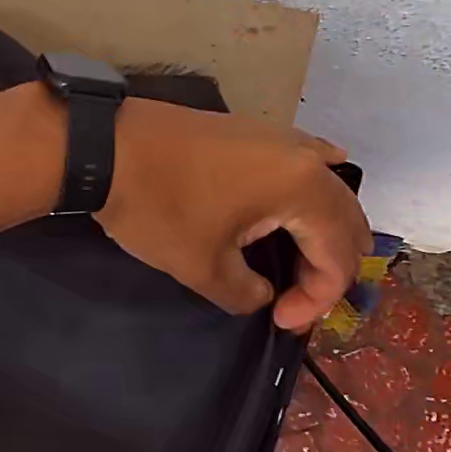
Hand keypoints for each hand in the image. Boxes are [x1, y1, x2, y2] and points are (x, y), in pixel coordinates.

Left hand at [95, 98, 371, 330]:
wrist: (104, 145)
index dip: (316, 299)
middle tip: (292, 298)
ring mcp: (281, 136)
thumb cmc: (157, 206)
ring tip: (292, 265)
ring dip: (320, 234)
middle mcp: (307, 155)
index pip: (339, 255)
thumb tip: (263, 293)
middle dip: (327, 268)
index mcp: (304, 187)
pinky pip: (303, 168)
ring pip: (328, 192)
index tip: (279, 320)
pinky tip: (295, 209)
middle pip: (346, 220)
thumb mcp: (204, 267)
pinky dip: (306, 199)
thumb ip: (248, 292)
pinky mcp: (256, 131)